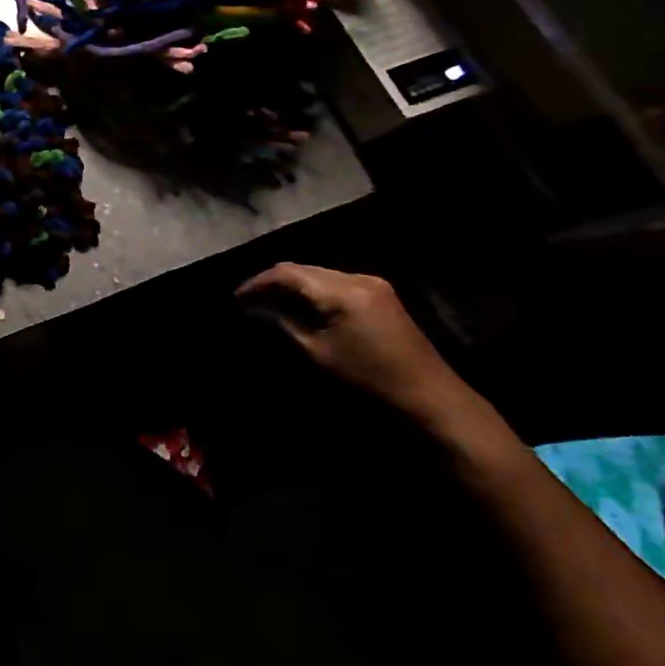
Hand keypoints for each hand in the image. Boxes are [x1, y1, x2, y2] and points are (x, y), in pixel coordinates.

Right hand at [235, 263, 470, 420]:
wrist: (429, 396)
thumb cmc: (369, 379)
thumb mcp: (318, 353)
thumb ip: (284, 323)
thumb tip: (254, 308)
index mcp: (344, 291)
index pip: (288, 273)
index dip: (257, 282)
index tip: (235, 298)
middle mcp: (358, 277)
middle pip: (303, 269)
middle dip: (272, 282)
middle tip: (247, 301)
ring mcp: (372, 283)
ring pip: (317, 274)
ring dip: (291, 285)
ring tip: (267, 304)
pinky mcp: (379, 293)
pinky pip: (334, 283)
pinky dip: (312, 291)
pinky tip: (298, 306)